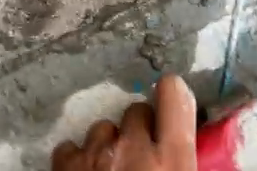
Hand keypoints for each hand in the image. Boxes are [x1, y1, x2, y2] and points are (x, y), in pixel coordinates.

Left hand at [51, 75, 197, 170]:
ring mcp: (95, 154)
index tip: (171, 107)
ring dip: (109, 144)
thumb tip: (192, 139)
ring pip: (103, 127)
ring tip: (112, 167)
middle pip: (136, 111)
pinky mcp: (64, 165)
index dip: (172, 98)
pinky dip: (78, 160)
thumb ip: (187, 156)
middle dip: (139, 129)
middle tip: (142, 155)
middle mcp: (133, 146)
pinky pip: (71, 147)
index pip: (173, 93)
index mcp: (171, 158)